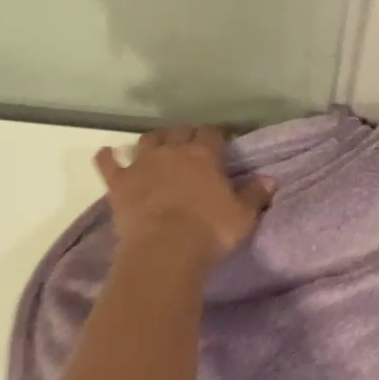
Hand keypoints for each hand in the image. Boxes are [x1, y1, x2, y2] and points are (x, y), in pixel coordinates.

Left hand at [94, 127, 272, 264]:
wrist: (166, 247)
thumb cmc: (210, 232)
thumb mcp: (243, 217)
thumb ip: (255, 195)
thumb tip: (271, 180)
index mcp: (203, 156)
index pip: (212, 135)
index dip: (216, 138)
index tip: (220, 145)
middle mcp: (171, 151)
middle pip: (179, 132)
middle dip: (186, 135)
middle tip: (191, 146)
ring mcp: (142, 164)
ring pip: (147, 140)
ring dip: (154, 141)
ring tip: (158, 147)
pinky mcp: (119, 182)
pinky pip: (108, 163)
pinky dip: (108, 157)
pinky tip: (108, 153)